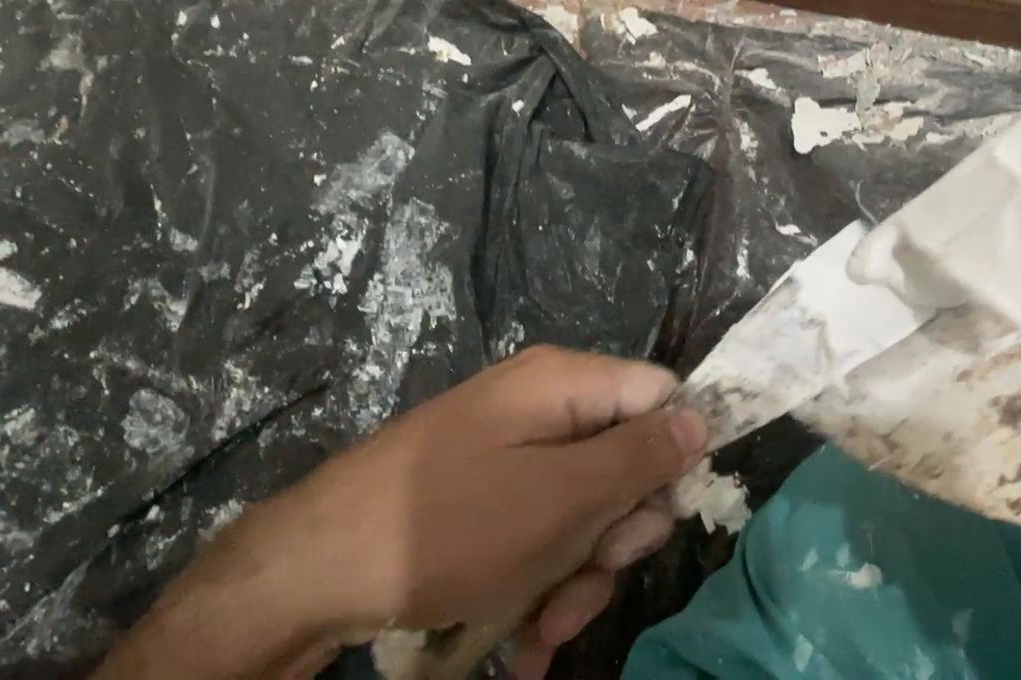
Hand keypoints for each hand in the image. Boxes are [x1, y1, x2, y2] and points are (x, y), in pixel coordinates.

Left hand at [95, 346, 707, 679]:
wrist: (318, 567)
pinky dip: (542, 581)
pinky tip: (523, 637)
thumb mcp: (559, 497)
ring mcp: (513, 452)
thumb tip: (702, 419)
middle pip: (625, 462)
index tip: (666, 514)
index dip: (676, 453)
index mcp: (564, 384)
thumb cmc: (449, 524)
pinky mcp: (489, 495)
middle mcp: (543, 407)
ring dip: (579, 575)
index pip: (658, 395)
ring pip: (585, 511)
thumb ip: (638, 457)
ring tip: (545, 627)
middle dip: (616, 533)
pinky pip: (543, 531)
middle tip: (591, 575)